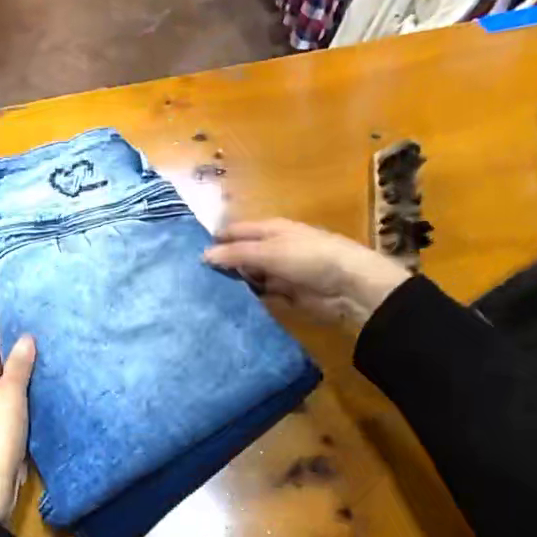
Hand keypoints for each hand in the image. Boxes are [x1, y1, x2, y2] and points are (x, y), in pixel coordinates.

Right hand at [203, 218, 410, 327]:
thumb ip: (235, 254)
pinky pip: (258, 295)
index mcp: (269, 229)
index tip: (188, 256)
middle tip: (189, 281)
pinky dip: (246, 300)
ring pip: (247, 277)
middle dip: (219, 265)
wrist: (348, 287)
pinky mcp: (283, 295)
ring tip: (201, 296)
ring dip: (231, 285)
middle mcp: (271, 248)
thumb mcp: (268, 252)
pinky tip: (225, 307)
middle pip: (238, 255)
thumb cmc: (308, 258)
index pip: (234, 232)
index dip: (214, 241)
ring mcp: (277, 272)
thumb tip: (203, 255)